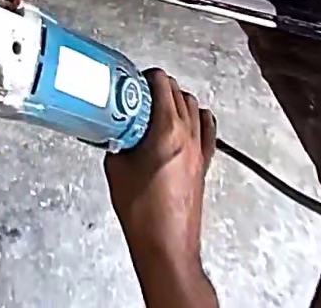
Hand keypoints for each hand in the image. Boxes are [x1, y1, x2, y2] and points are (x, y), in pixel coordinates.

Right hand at [105, 69, 217, 274]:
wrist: (166, 245)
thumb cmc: (143, 210)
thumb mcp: (115, 165)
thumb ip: (116, 138)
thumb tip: (113, 130)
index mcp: (167, 129)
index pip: (163, 83)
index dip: (145, 76)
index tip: (132, 80)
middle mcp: (188, 136)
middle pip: (179, 92)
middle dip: (159, 85)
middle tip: (139, 92)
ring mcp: (200, 151)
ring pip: (195, 107)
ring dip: (177, 100)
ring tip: (157, 107)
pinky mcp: (204, 166)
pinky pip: (207, 131)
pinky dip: (196, 120)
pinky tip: (181, 126)